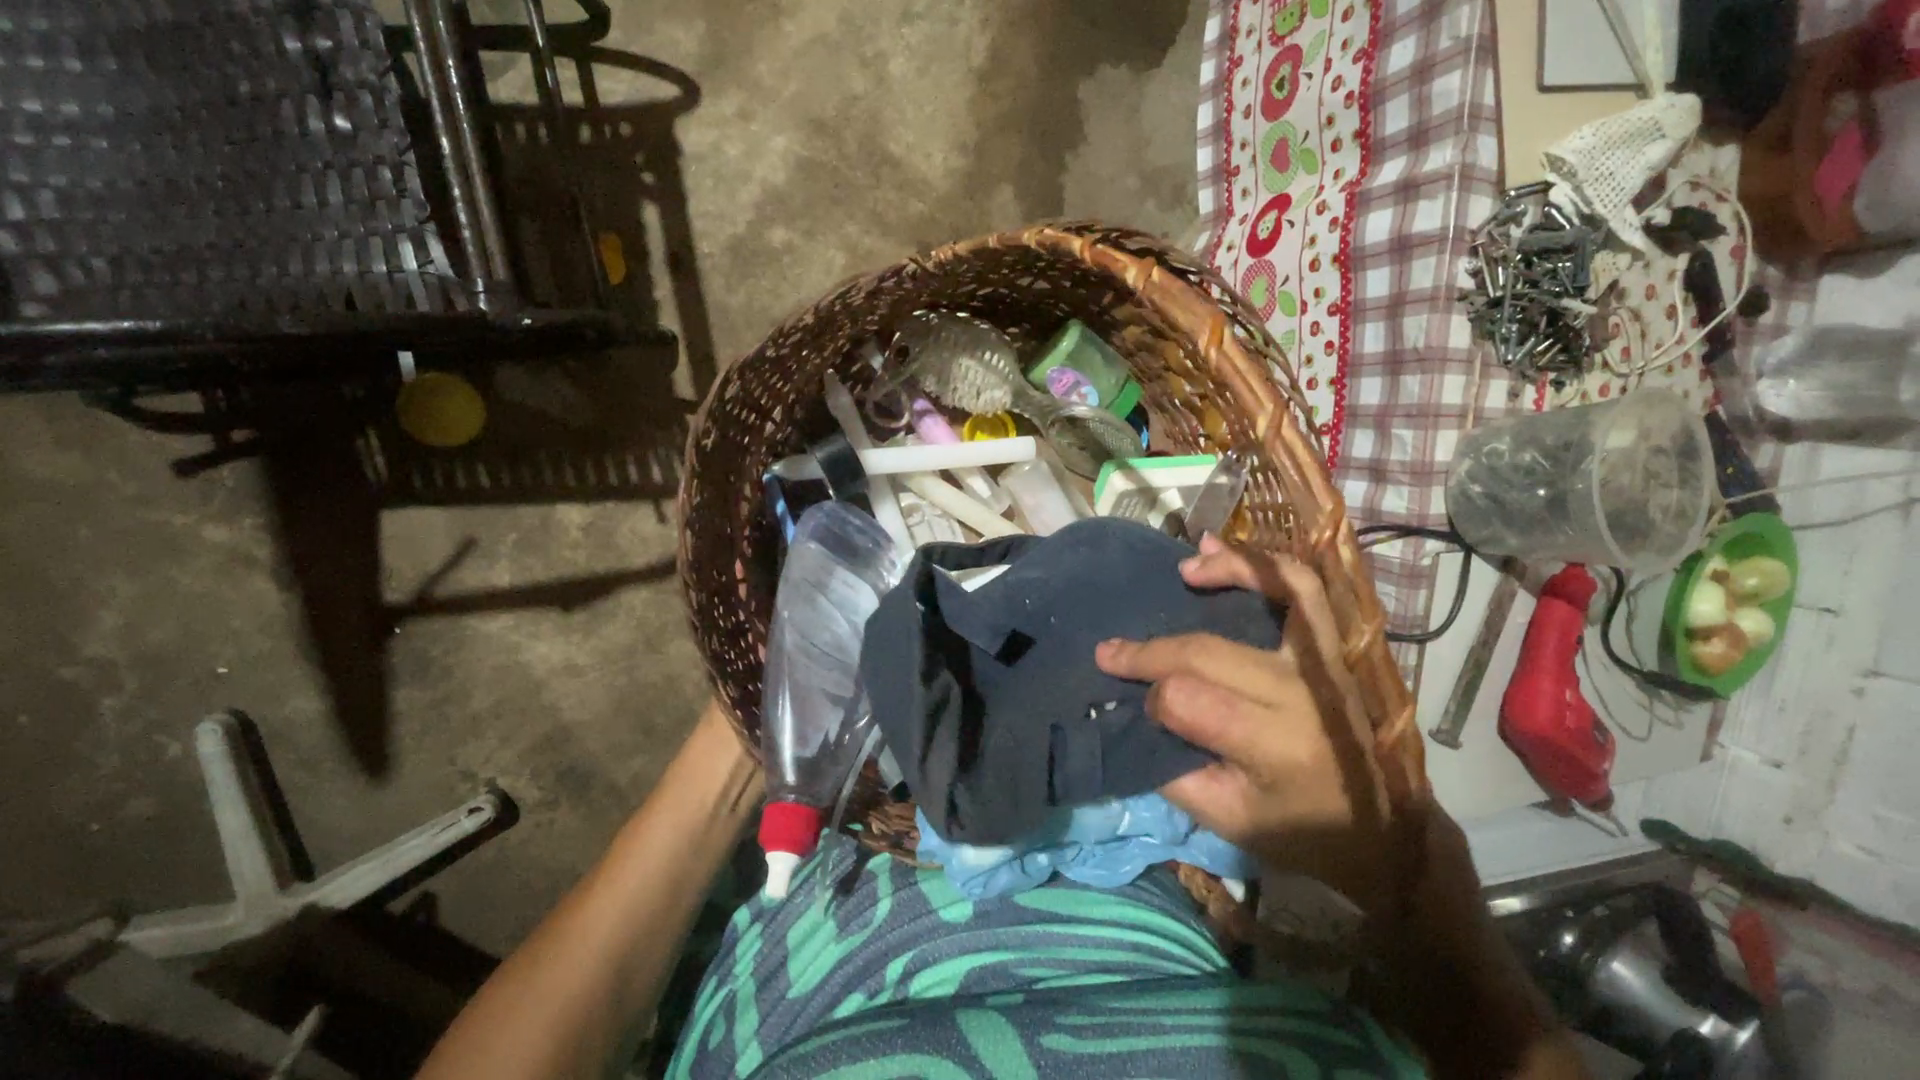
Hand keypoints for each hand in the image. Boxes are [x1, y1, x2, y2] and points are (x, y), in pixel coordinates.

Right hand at [1094, 535, 1404, 917]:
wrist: (1387, 830)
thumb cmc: (1304, 832)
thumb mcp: (1230, 821)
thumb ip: (1175, 772)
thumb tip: (1133, 718)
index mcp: (1273, 746)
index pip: (1188, 701)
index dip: (1153, 701)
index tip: (1142, 711)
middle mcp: (1301, 693)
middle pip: (1209, 651)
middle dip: (1148, 651)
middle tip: (1109, 652)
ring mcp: (1326, 661)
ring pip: (1277, 591)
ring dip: (1225, 571)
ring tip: (1183, 570)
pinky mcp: (1338, 648)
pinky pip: (1306, 589)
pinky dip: (1265, 564)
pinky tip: (1227, 555)